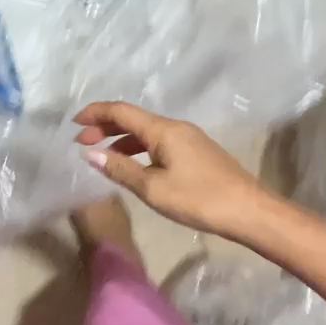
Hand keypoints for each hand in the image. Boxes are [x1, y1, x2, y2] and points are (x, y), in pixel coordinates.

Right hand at [73, 101, 272, 237]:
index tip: (73, 124)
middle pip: (132, 119)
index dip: (95, 113)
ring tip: (102, 156)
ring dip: (120, 140)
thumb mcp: (153, 188)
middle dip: (104, 127)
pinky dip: (138, 148)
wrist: (253, 213)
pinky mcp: (196, 153)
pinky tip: (133, 166)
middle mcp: (175, 127)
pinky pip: (158, 142)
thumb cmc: (200, 199)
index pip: (120, 111)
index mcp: (162, 130)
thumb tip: (90, 153)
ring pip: (146, 131)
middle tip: (82, 143)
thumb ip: (120, 169)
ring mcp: (188, 139)